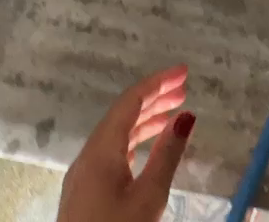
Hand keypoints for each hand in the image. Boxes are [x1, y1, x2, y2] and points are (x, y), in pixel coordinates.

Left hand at [57, 65, 194, 221]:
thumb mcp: (150, 196)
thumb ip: (168, 154)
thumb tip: (186, 116)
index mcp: (100, 150)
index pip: (131, 101)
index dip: (158, 82)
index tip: (185, 72)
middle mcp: (87, 156)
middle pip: (122, 115)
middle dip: (154, 98)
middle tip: (185, 89)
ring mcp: (83, 176)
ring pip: (116, 134)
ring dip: (146, 120)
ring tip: (175, 115)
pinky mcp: (84, 194)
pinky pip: (111, 153)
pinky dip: (135, 141)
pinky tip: (151, 147)